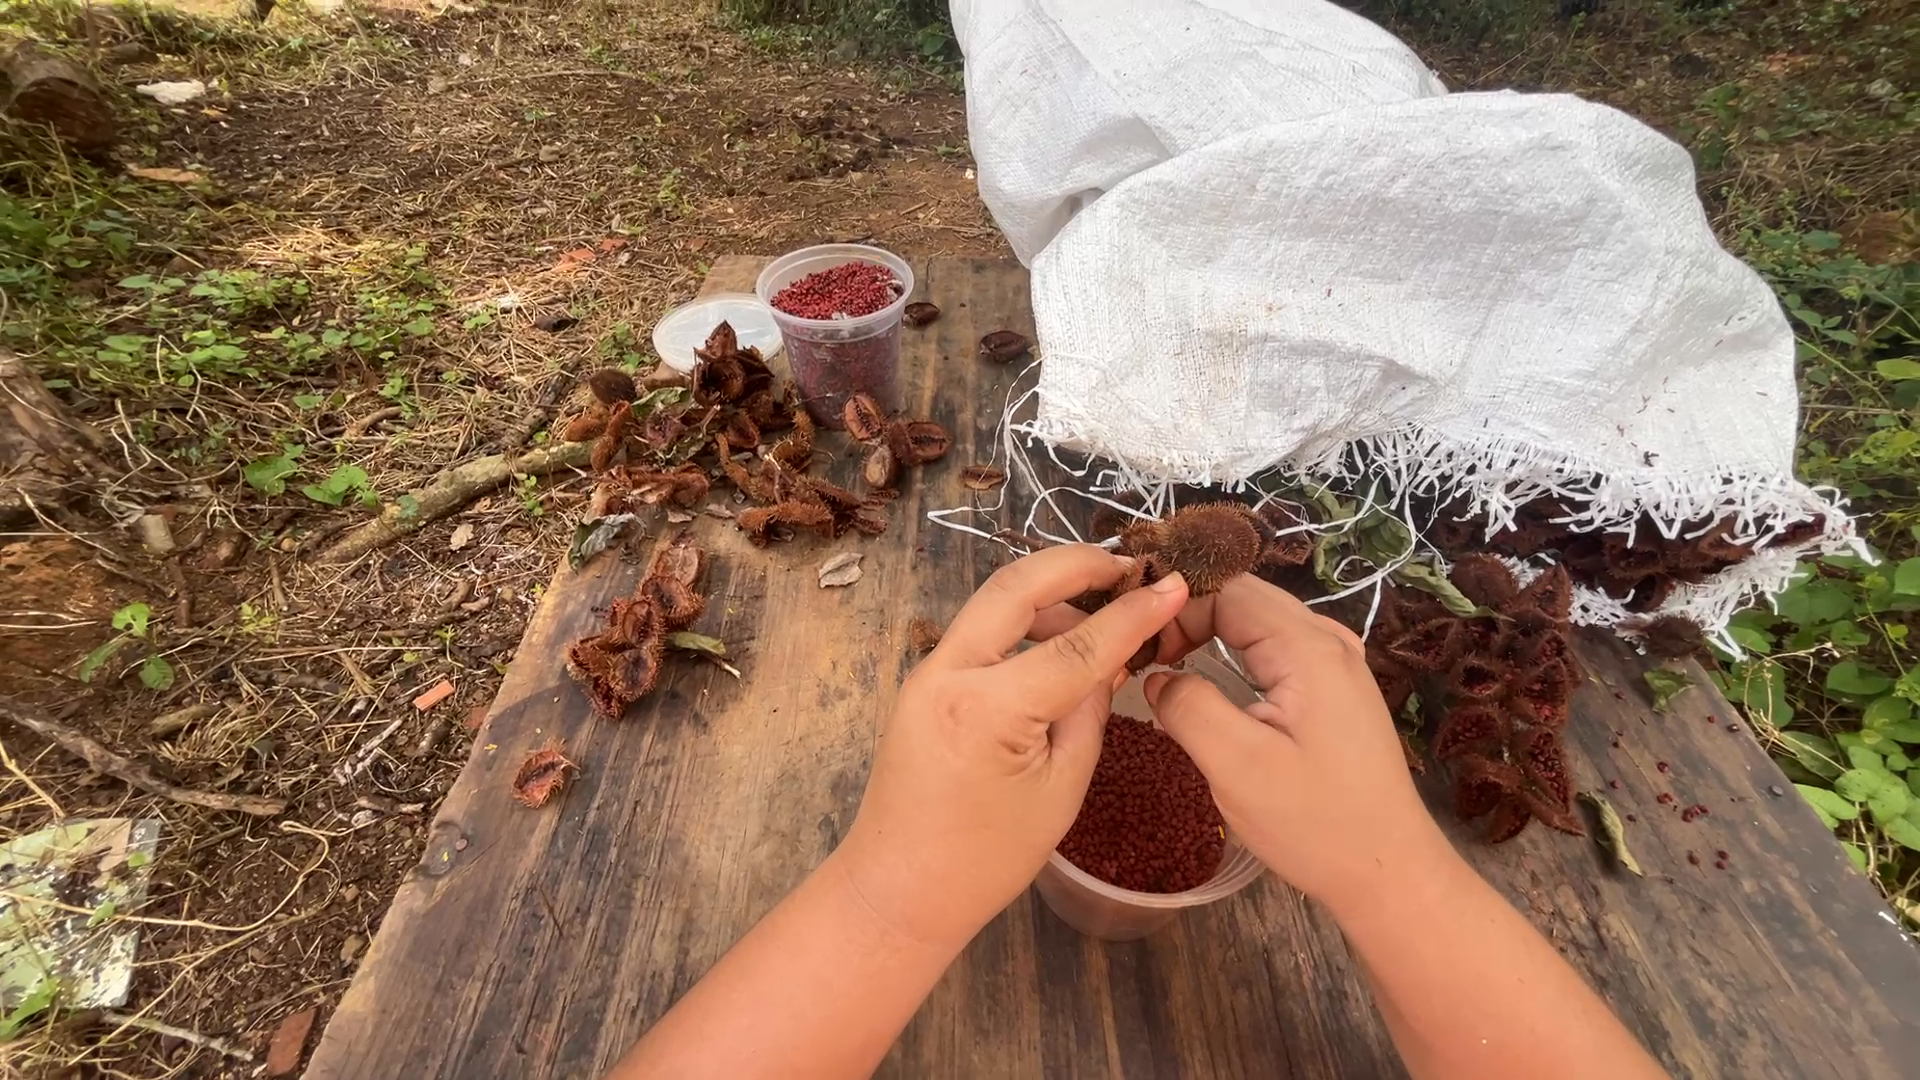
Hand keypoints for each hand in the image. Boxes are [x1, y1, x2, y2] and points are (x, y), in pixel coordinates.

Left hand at [835, 544, 1189, 948]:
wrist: (899, 887)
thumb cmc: (986, 859)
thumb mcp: (1060, 789)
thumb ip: (1088, 711)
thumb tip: (1112, 658)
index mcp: (988, 709)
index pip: (1075, 645)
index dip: (1131, 614)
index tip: (1171, 584)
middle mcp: (948, 672)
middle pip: (1015, 586)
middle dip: (1074, 563)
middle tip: (1125, 566)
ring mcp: (928, 670)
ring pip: (993, 600)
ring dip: (1047, 591)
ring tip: (1099, 607)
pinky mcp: (925, 678)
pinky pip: (979, 630)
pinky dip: (1021, 619)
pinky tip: (1056, 635)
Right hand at [1142, 574, 1453, 913]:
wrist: (1391, 875)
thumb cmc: (1315, 823)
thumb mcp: (1237, 766)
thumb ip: (1188, 707)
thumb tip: (1156, 677)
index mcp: (1307, 648)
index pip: (1226, 592)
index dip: (1177, 612)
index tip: (1144, 655)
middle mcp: (1328, 640)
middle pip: (1242, 595)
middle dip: (1188, 614)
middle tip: (1149, 654)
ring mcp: (1336, 661)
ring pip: (1257, 617)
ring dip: (1209, 628)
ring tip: (1169, 658)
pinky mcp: (1333, 686)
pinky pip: (1273, 643)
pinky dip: (1233, 647)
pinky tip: (1212, 675)